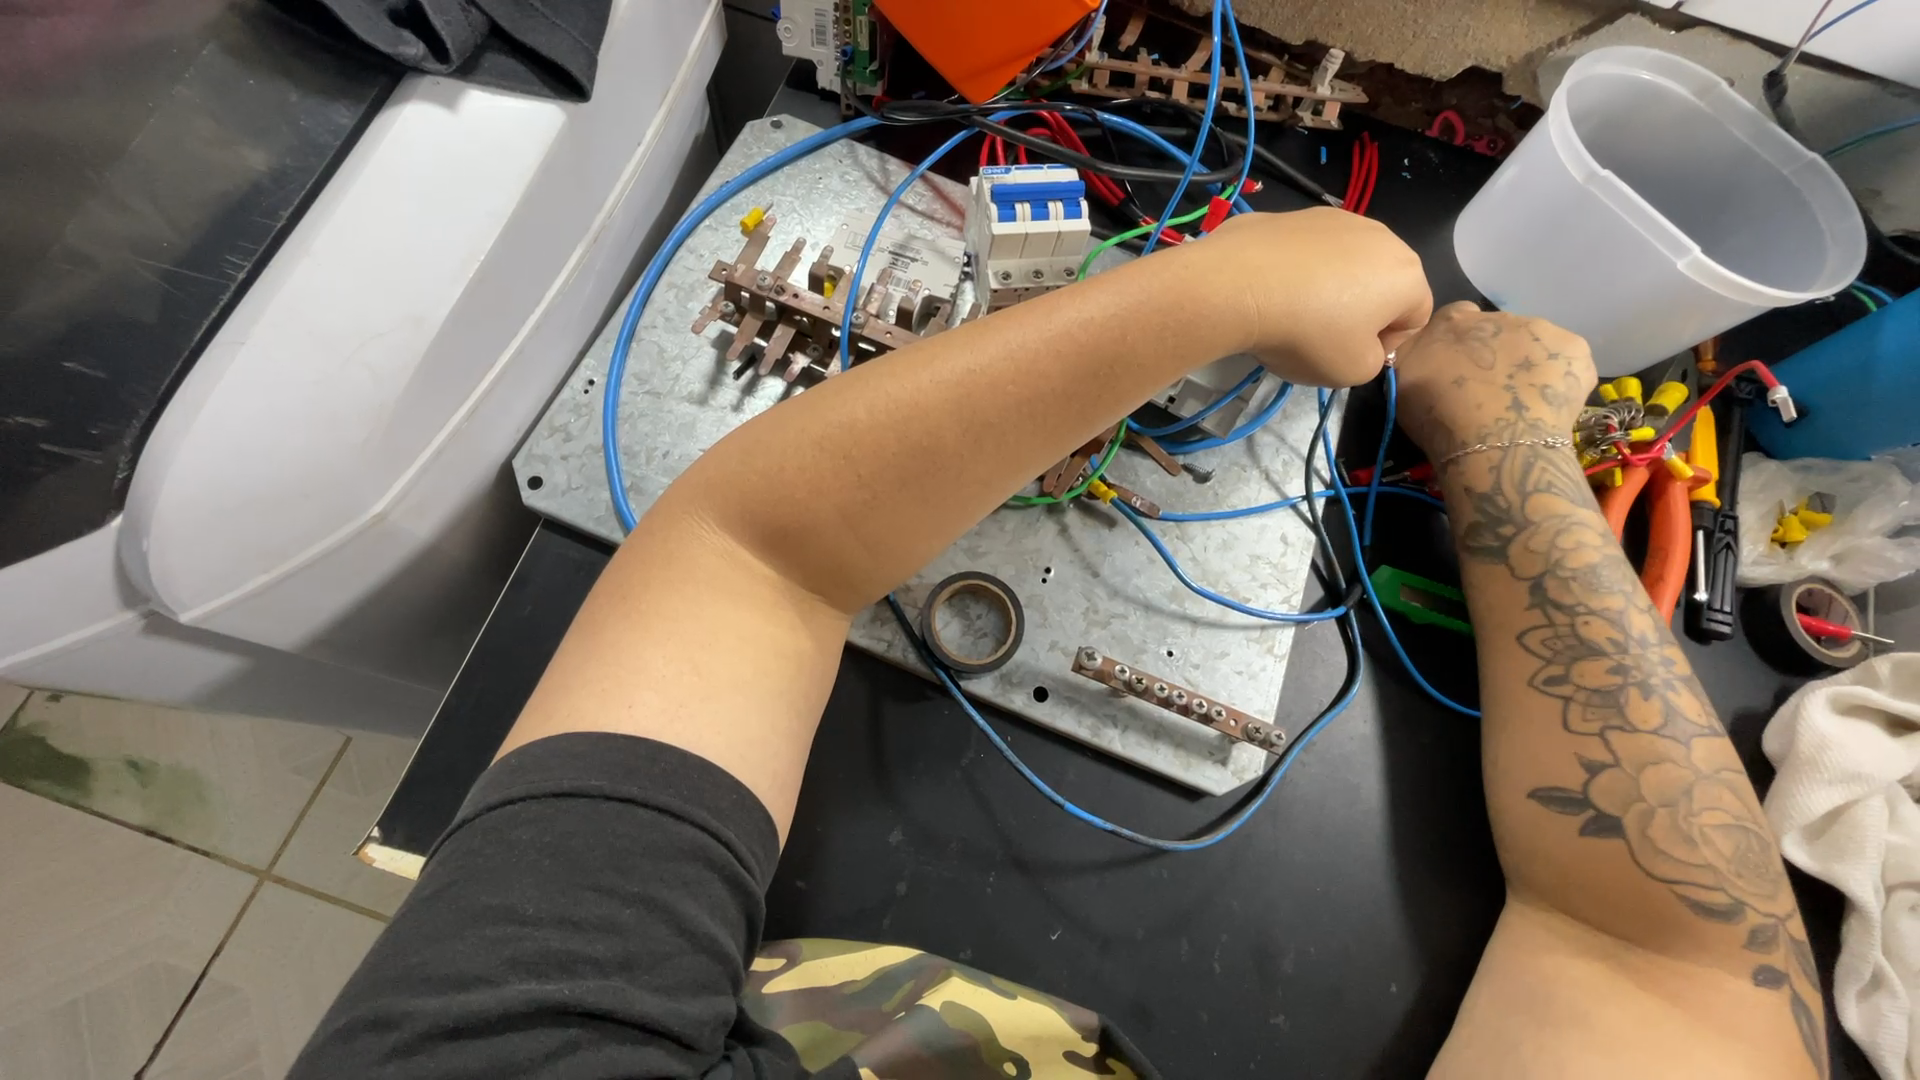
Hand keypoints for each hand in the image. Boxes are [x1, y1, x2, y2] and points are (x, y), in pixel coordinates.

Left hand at [1162, 208, 1432, 387]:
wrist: (1238, 286)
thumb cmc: (1307, 333)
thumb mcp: (1351, 371)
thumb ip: (1372, 362)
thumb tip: (1363, 344)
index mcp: (1406, 273)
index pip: (1415, 317)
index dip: (1385, 346)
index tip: (1348, 358)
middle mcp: (1379, 235)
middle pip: (1377, 285)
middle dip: (1353, 314)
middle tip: (1315, 339)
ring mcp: (1332, 219)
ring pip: (1339, 265)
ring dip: (1321, 291)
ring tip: (1286, 315)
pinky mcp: (1290, 216)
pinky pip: (1299, 254)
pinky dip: (1289, 273)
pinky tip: (1264, 292)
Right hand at [1391, 302, 1596, 460]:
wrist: (1494, 440)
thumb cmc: (1437, 414)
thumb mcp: (1401, 383)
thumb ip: (1411, 356)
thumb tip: (1420, 350)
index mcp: (1451, 320)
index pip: (1452, 319)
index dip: (1453, 344)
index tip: (1451, 370)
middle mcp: (1497, 315)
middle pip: (1494, 331)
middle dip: (1490, 354)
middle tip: (1483, 391)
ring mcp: (1541, 329)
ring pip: (1531, 344)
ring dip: (1523, 364)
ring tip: (1515, 402)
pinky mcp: (1575, 349)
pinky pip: (1562, 361)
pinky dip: (1554, 379)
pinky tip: (1543, 404)